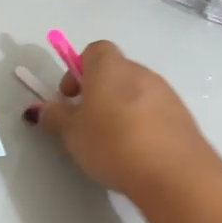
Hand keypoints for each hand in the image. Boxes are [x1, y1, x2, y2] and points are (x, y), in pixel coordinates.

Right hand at [24, 40, 221, 199]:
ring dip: (119, 107)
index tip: (70, 96)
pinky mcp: (181, 115)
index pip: (94, 50)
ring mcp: (165, 92)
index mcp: (110, 68)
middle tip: (84, 122)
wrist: (173, 173)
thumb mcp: (71, 133)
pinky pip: (152, 110)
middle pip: (114, 71)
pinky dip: (140, 122)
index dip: (77, 69)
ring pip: (134, 92)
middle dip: (97, 91)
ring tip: (109, 140)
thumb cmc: (112, 144)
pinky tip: (134, 150)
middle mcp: (140, 72)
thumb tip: (40, 108)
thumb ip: (55, 116)